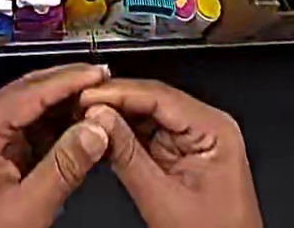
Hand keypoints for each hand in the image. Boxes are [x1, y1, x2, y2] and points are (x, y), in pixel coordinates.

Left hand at [0, 63, 112, 227]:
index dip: (70, 79)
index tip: (99, 73)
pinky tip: (82, 128)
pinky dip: (59, 130)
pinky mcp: (0, 154)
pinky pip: (34, 131)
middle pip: (34, 92)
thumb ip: (64, 167)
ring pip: (36, 109)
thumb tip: (96, 130)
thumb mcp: (25, 209)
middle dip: (71, 87)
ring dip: (67, 107)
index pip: (33, 89)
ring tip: (100, 103)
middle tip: (105, 82)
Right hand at [78, 79, 261, 227]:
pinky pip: (146, 138)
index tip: (88, 94)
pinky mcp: (179, 157)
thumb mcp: (165, 202)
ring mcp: (192, 142)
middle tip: (80, 105)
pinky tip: (100, 138)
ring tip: (84, 119)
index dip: (119, 92)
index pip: (159, 95)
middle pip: (151, 102)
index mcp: (213, 128)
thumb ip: (128, 157)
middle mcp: (205, 127)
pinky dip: (122, 139)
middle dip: (114, 104)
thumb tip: (100, 118)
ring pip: (145, 118)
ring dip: (114, 119)